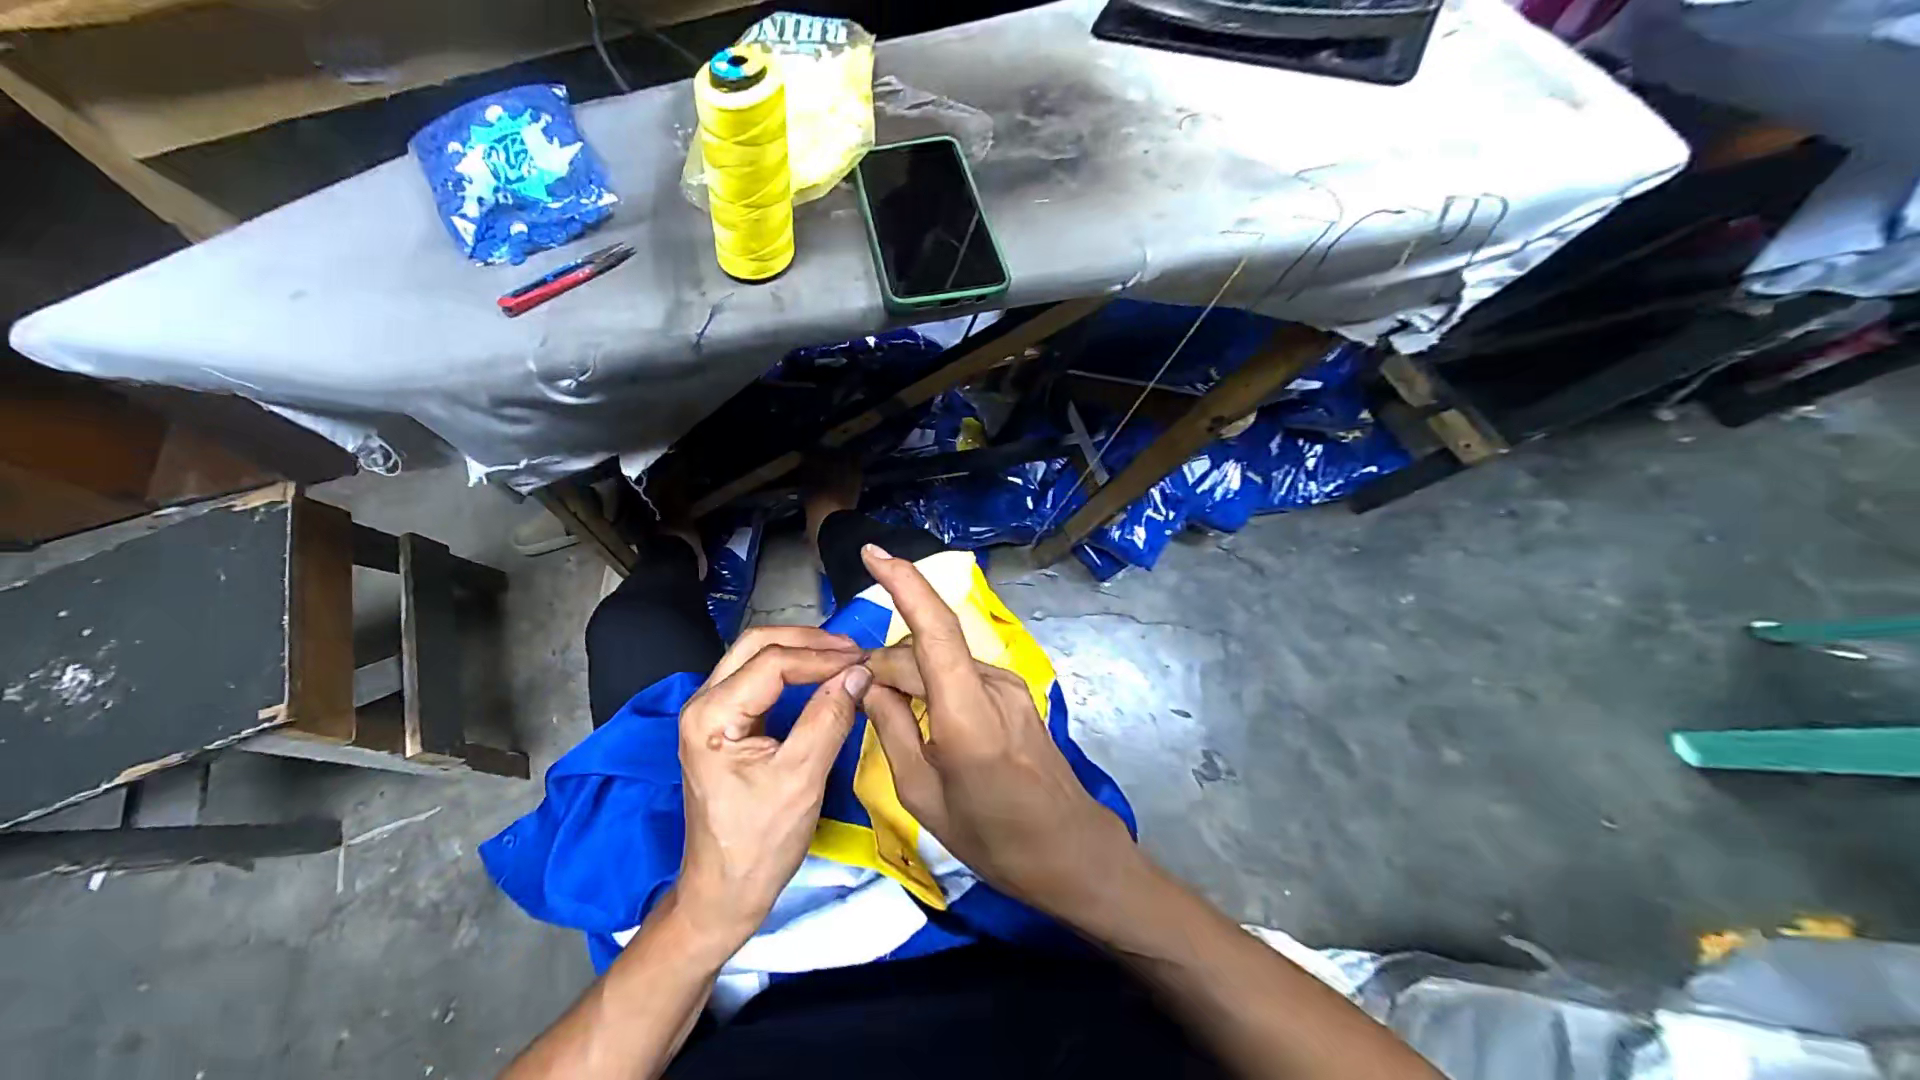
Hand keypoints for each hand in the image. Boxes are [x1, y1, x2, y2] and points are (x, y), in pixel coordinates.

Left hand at [674, 627, 871, 947]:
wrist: (724, 892)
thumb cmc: (760, 843)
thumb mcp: (802, 779)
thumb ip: (829, 718)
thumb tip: (859, 672)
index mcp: (711, 715)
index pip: (773, 662)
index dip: (823, 657)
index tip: (865, 661)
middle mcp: (702, 703)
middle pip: (757, 644)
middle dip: (809, 641)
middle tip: (854, 650)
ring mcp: (710, 712)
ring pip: (756, 656)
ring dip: (801, 650)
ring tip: (844, 657)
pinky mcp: (724, 723)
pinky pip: (758, 678)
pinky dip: (793, 669)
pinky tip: (822, 674)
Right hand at [857, 544, 1138, 921]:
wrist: (1069, 850)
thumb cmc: (993, 837)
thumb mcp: (923, 795)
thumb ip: (891, 729)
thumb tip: (867, 683)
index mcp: (967, 714)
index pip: (934, 629)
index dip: (904, 583)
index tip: (873, 554)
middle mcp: (992, 685)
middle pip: (926, 649)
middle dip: (886, 663)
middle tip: (859, 696)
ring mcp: (1009, 686)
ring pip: (943, 660)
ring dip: (911, 674)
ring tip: (892, 713)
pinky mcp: (1015, 692)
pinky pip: (962, 674)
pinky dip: (934, 683)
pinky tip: (925, 717)